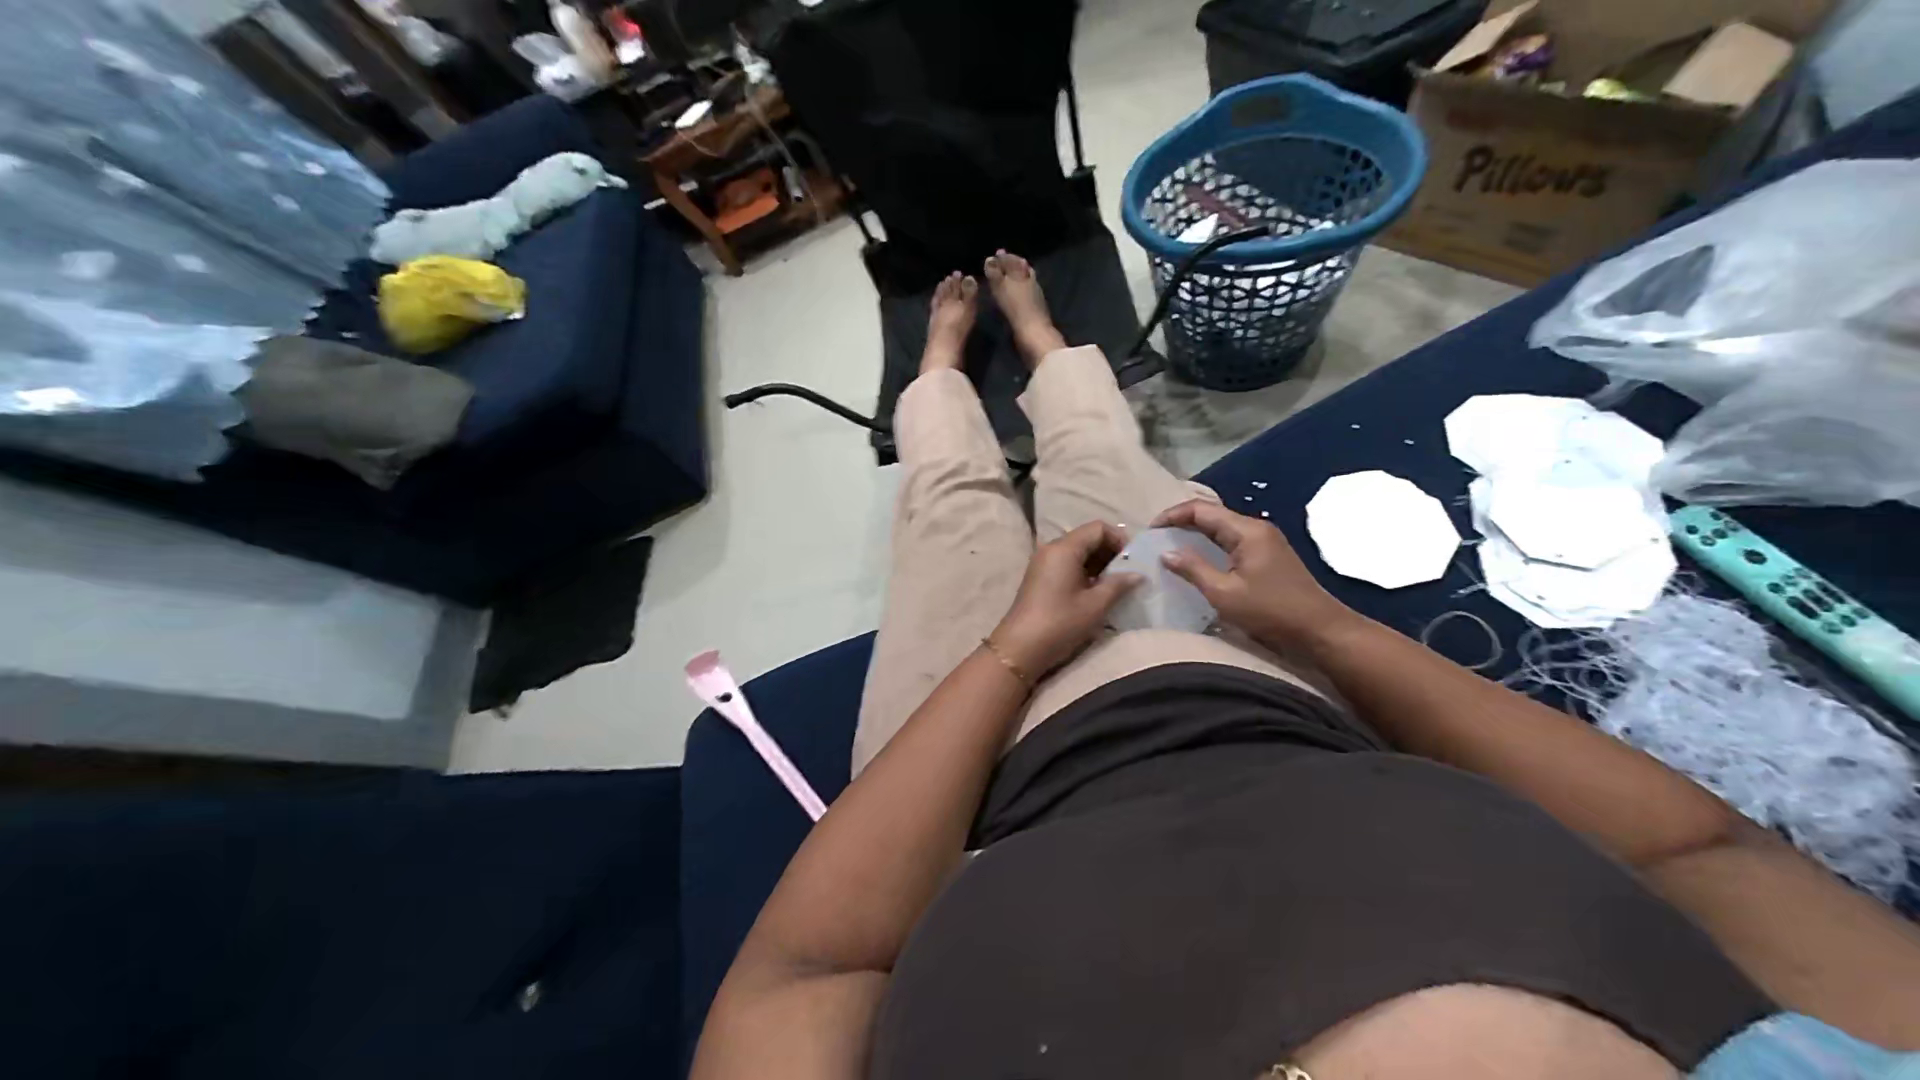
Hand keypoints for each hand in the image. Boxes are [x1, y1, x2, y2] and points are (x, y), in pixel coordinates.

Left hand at [990, 521, 1140, 678]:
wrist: (1020, 647)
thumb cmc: (1060, 623)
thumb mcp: (1095, 605)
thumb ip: (1118, 585)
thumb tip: (1137, 574)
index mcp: (1064, 548)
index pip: (1097, 528)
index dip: (1119, 539)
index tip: (1133, 560)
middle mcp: (1051, 549)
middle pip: (1087, 538)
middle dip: (1110, 552)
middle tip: (1127, 574)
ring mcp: (1043, 563)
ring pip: (1077, 552)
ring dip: (1098, 563)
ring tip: (1115, 585)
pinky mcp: (1040, 577)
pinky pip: (1067, 564)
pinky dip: (1084, 572)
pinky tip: (1096, 591)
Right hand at [1154, 499, 1358, 652]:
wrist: (1320, 630)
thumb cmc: (1271, 611)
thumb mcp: (1224, 594)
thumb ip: (1193, 569)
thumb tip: (1166, 553)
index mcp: (1246, 531)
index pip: (1201, 509)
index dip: (1172, 516)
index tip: (1150, 531)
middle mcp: (1256, 528)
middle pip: (1211, 514)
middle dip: (1181, 522)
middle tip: (1156, 539)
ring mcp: (1264, 541)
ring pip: (1221, 528)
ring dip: (1194, 534)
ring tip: (1170, 548)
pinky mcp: (1267, 555)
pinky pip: (1231, 540)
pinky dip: (1210, 545)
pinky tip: (1197, 560)